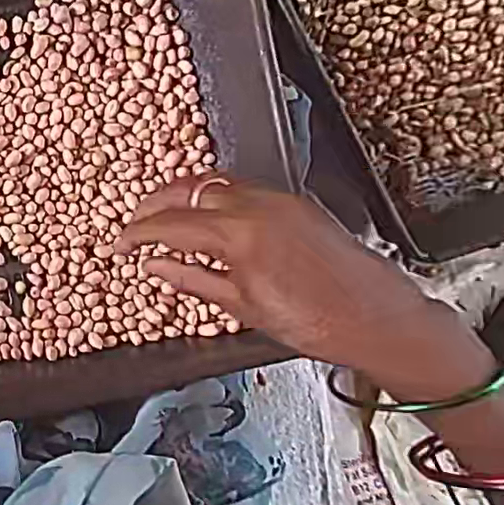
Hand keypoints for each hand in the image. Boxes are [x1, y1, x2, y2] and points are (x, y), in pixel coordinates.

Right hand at [113, 174, 497, 400]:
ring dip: (181, 195)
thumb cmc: (318, 322)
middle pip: (186, 190)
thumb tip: (156, 265)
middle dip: (152, 206)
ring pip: (213, 182)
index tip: (120, 245)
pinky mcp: (295, 203)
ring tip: (163, 217)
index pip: (169, 225)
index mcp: (237, 236)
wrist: (383, 319)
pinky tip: (204, 215)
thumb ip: (191, 280)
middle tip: (134, 225)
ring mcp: (278, 200)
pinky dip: (211, 196)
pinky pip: (240, 187)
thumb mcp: (241, 307)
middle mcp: (256, 206)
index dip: (137, 234)